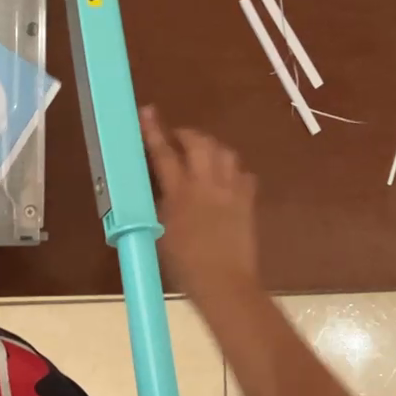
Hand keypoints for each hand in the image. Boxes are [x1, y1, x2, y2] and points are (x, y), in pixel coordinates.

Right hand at [140, 106, 260, 299]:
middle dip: (186, 134)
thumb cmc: (184, 264)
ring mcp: (231, 191)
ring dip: (210, 147)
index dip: (154, 131)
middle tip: (176, 137)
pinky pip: (242, 173)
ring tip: (201, 154)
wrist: (225, 284)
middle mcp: (207, 184)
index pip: (164, 153)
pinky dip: (231, 169)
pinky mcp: (248, 201)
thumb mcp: (160, 230)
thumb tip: (157, 186)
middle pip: (199, 143)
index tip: (148, 111)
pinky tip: (224, 178)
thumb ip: (159, 202)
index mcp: (180, 192)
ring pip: (224, 152)